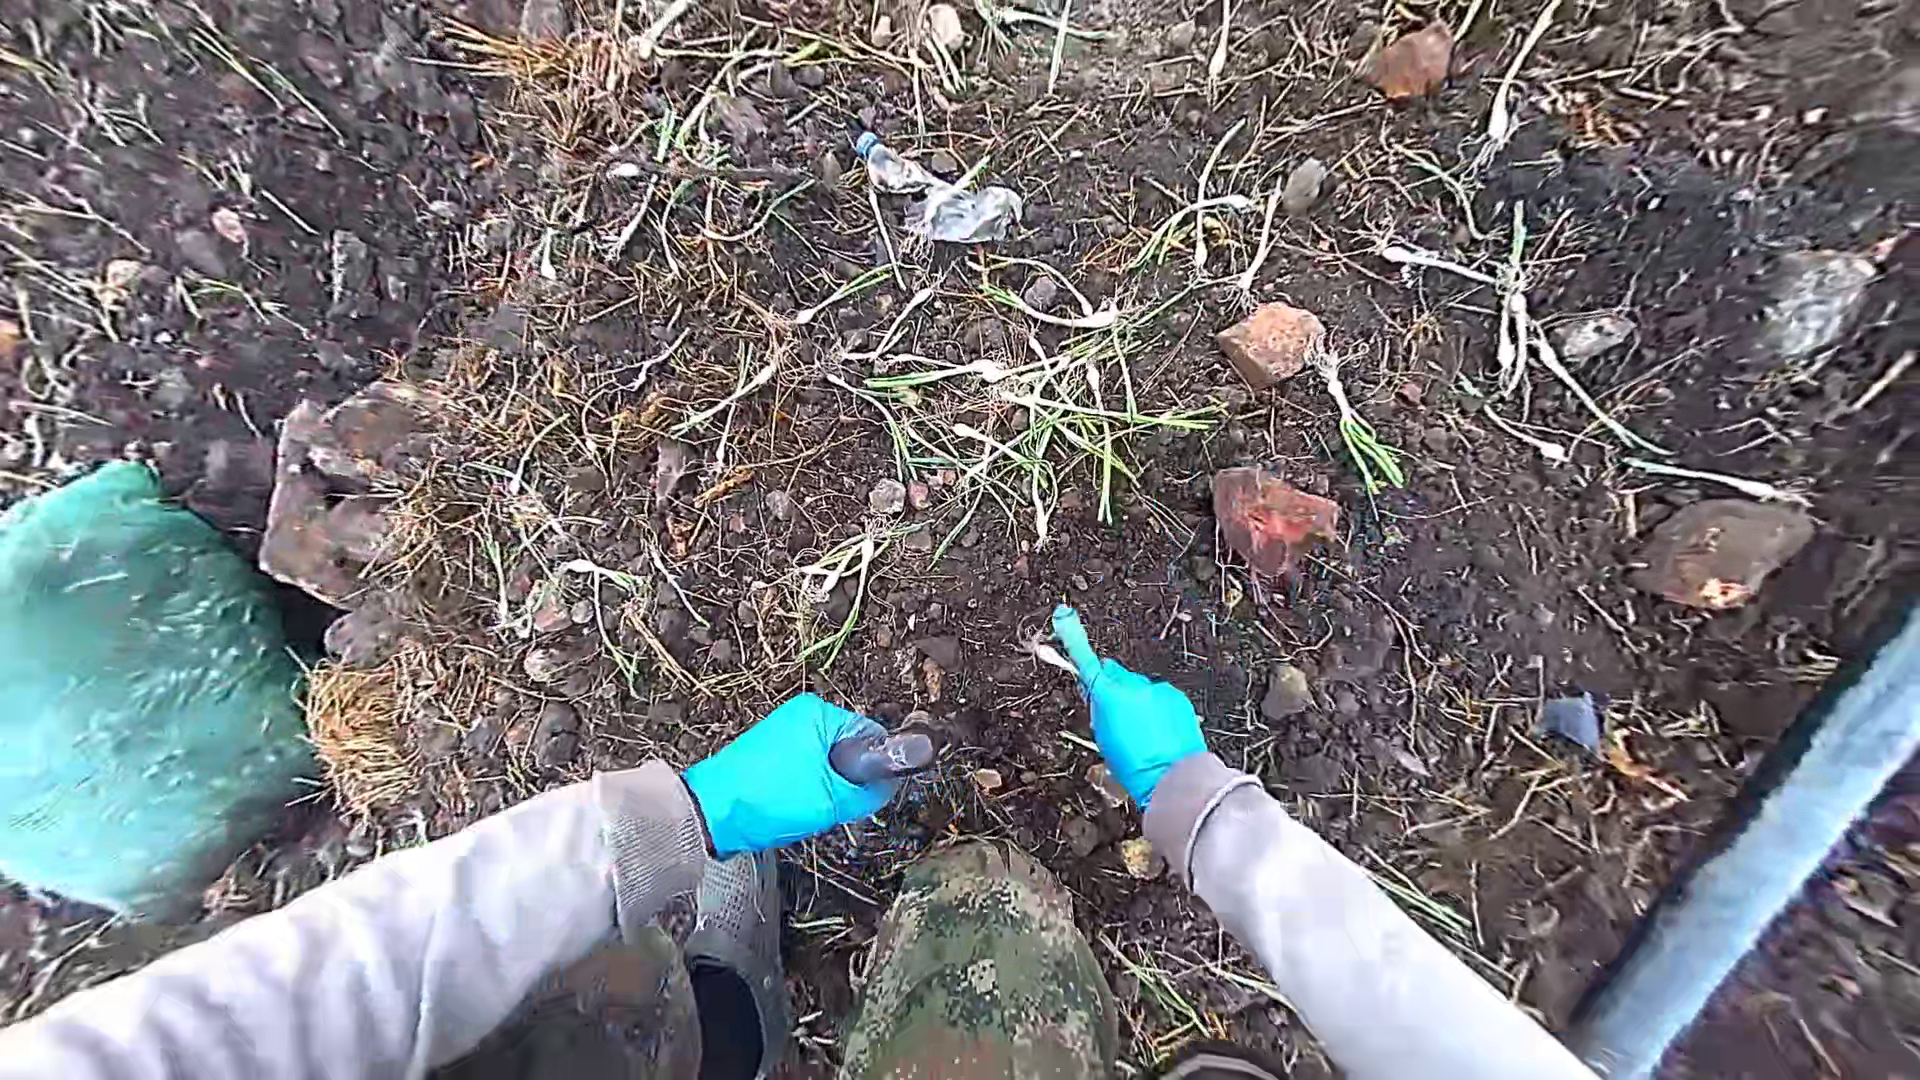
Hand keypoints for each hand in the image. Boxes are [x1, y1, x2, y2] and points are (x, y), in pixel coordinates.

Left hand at [682, 694, 896, 855]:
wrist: (709, 813)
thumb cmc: (771, 797)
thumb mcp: (830, 801)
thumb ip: (868, 793)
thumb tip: (887, 788)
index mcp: (819, 712)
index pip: (869, 733)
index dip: (876, 764)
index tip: (872, 791)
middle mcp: (802, 712)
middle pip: (847, 745)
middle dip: (848, 776)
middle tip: (838, 802)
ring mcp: (783, 728)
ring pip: (827, 757)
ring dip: (827, 782)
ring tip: (811, 804)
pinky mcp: (769, 746)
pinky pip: (806, 761)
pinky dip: (807, 781)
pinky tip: (794, 801)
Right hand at [1052, 604, 1205, 806]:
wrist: (1174, 777)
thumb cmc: (1134, 764)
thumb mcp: (1104, 736)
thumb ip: (1099, 707)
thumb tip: (1097, 692)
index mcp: (1109, 696)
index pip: (1086, 661)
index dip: (1074, 639)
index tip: (1063, 614)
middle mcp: (1132, 685)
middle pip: (1114, 674)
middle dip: (1112, 685)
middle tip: (1115, 712)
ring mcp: (1155, 689)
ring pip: (1138, 685)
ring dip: (1136, 698)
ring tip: (1142, 730)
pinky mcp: (1174, 695)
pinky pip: (1158, 694)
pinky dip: (1156, 706)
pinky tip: (1158, 728)